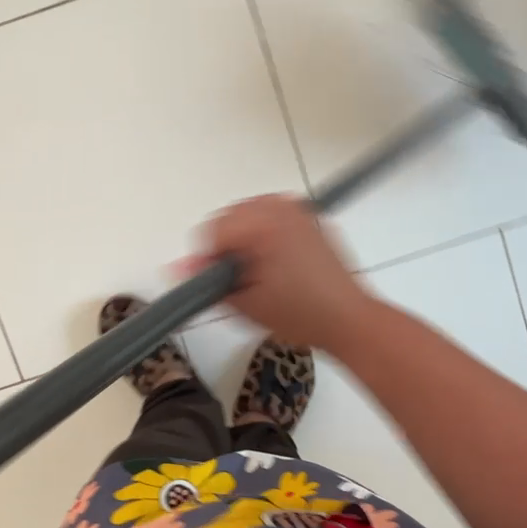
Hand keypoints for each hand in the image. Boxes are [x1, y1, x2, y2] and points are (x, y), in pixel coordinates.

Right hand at [193, 195, 377, 350]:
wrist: (350, 319)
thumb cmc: (299, 315)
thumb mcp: (246, 305)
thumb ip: (207, 282)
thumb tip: (176, 268)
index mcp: (262, 224)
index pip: (213, 229)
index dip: (209, 258)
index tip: (222, 283)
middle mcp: (280, 207)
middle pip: (230, 216)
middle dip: (227, 246)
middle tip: (241, 280)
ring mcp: (299, 210)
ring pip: (250, 213)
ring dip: (245, 238)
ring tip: (259, 272)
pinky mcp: (311, 218)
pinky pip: (274, 215)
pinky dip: (266, 233)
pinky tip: (276, 263)